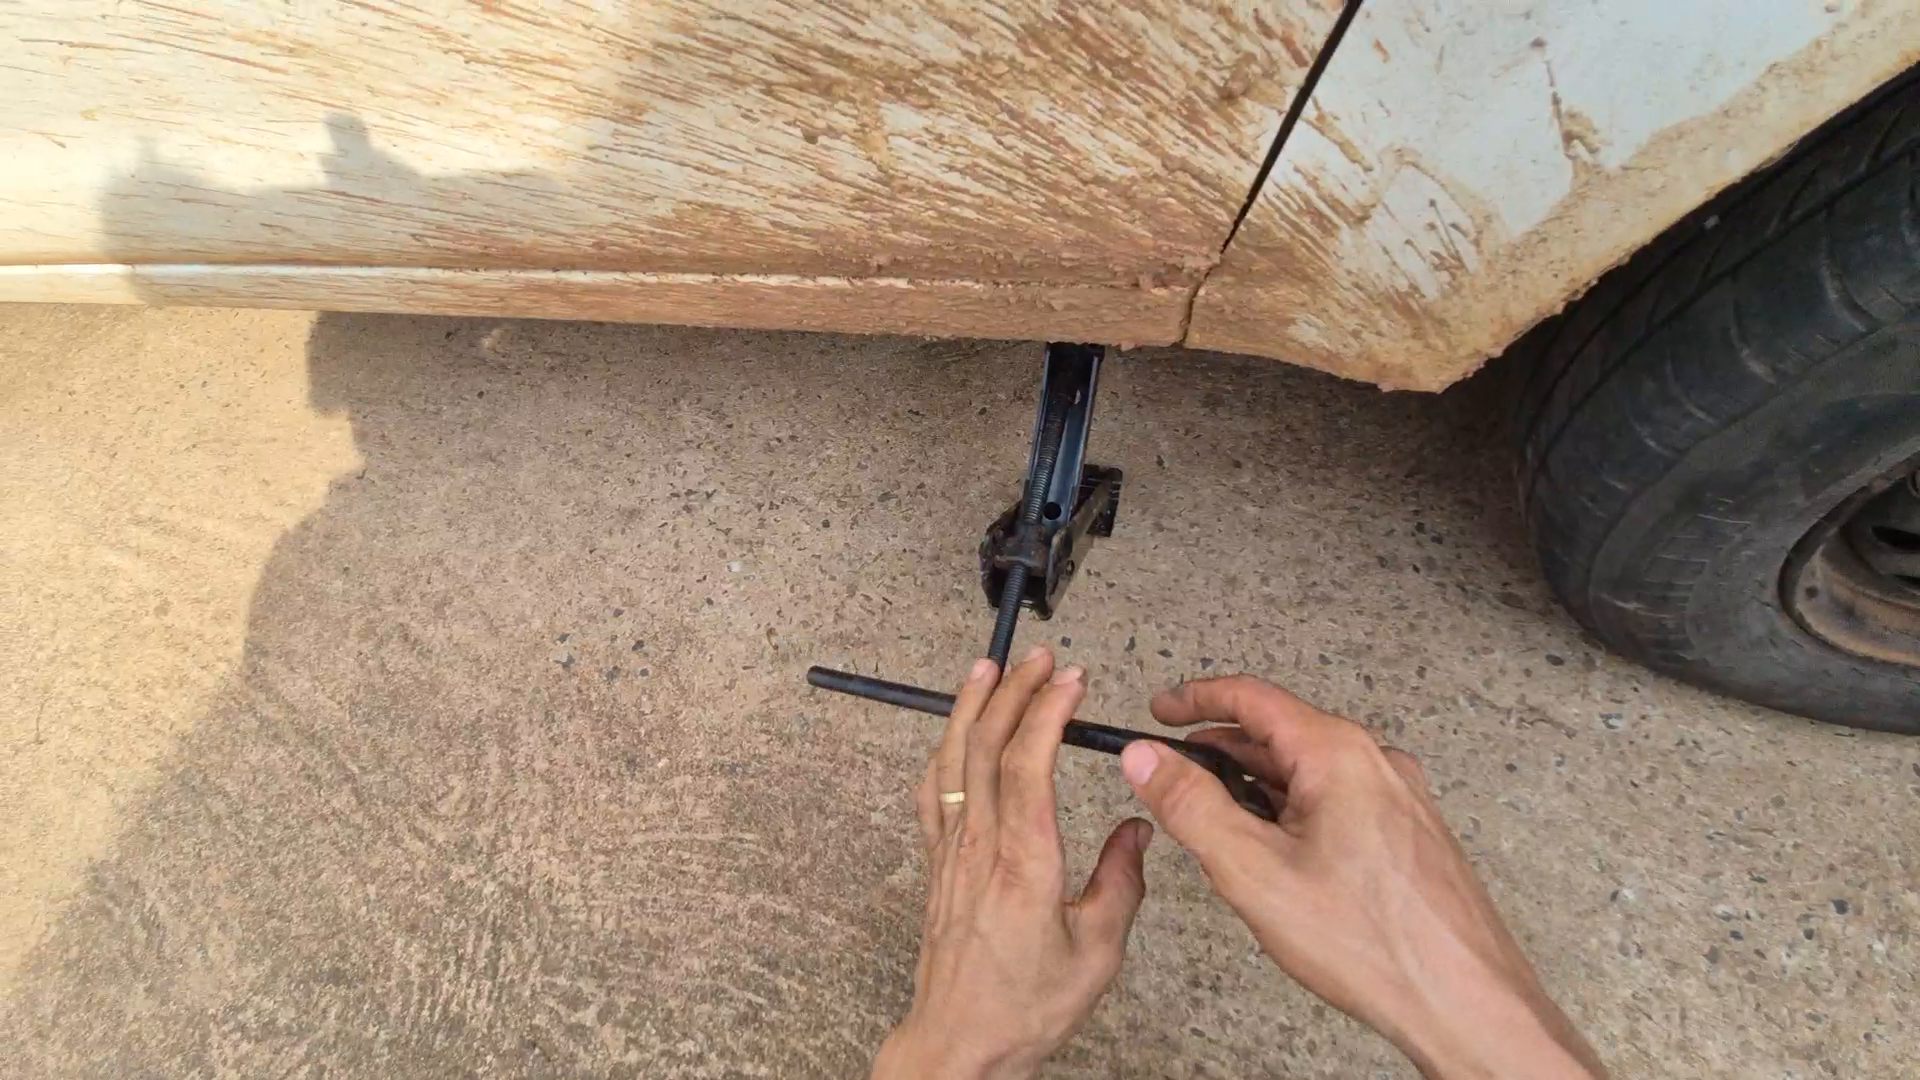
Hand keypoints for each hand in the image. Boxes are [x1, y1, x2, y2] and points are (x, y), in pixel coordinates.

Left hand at [872, 647, 1152, 1079]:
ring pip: (954, 756)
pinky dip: (944, 747)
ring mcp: (952, 846)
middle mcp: (981, 842)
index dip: (1047, 711)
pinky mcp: (937, 857)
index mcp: (1025, 860)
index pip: (1030, 763)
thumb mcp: (1097, 953)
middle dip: (1015, 690)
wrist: (958, 1042)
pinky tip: (952, 729)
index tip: (1070, 679)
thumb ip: (1121, 882)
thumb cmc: (1024, 1005)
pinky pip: (933, 788)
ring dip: (971, 704)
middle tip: (1040, 658)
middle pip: (989, 744)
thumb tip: (1136, 829)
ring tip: (988, 667)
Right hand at [1118, 676, 1605, 1079]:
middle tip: (1174, 775)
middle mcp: (1372, 760)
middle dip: (1217, 749)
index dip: (1194, 698)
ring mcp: (1396, 796)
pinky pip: (1332, 796)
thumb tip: (1140, 756)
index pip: (1249, 697)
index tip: (1157, 711)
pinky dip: (1287, 805)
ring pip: (1303, 768)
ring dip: (1251, 781)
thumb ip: (1187, 804)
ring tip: (1215, 820)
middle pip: (1276, 732)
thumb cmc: (1371, 943)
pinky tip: (1272, 849)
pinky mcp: (1406, 830)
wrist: (1477, 1015)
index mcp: (1336, 752)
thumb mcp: (1253, 870)